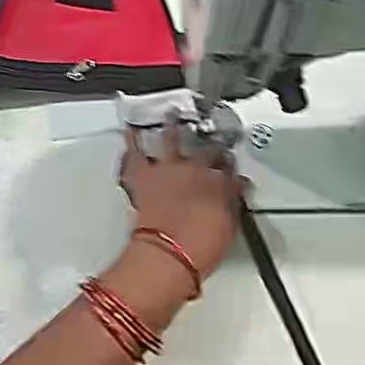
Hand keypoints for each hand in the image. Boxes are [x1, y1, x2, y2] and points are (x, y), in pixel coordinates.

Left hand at [119, 118, 243, 278]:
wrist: (170, 251)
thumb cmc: (201, 246)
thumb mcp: (229, 227)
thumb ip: (231, 203)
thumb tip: (234, 192)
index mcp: (220, 183)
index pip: (229, 166)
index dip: (228, 162)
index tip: (227, 161)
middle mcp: (195, 170)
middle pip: (204, 148)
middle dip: (208, 141)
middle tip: (206, 134)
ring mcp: (168, 169)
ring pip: (171, 139)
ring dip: (172, 125)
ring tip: (171, 113)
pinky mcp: (145, 175)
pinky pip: (136, 152)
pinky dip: (132, 139)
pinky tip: (130, 129)